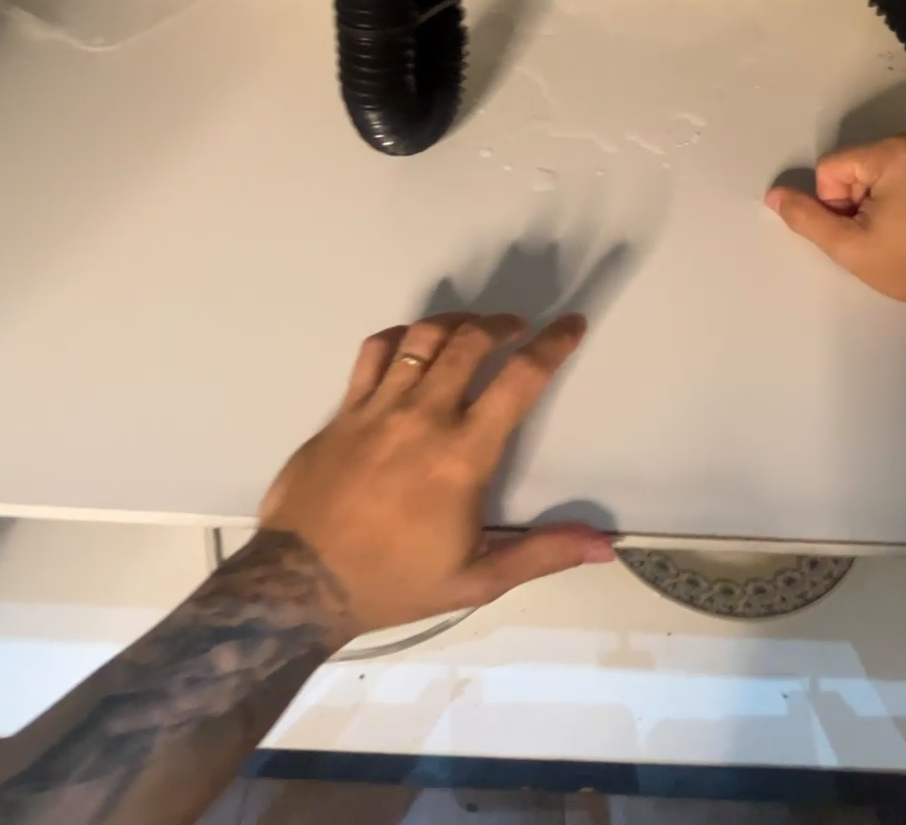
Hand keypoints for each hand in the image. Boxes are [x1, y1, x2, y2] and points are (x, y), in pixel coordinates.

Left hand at [258, 312, 614, 637]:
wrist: (301, 582)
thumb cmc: (395, 581)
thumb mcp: (477, 579)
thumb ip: (542, 554)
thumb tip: (605, 545)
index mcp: (463, 454)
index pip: (520, 380)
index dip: (553, 345)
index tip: (570, 325)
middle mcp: (423, 416)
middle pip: (470, 342)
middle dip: (503, 324)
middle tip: (518, 327)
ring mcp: (378, 407)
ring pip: (423, 337)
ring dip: (457, 322)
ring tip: (474, 327)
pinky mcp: (344, 409)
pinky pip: (375, 352)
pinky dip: (401, 335)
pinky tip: (414, 341)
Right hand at [764, 124, 905, 323]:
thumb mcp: (850, 247)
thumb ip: (806, 218)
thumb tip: (774, 194)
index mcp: (897, 150)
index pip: (831, 169)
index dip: (836, 204)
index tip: (865, 230)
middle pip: (858, 166)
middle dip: (860, 199)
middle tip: (887, 234)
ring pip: (884, 168)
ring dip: (883, 197)